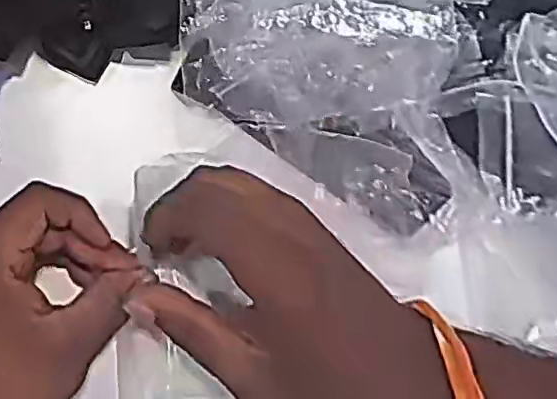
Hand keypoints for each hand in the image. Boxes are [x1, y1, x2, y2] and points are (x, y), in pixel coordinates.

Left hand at [0, 182, 147, 398]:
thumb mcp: (65, 344)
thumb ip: (107, 302)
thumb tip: (132, 277)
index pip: (45, 200)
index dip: (86, 220)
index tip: (113, 248)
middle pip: (46, 218)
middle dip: (90, 244)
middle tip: (122, 272)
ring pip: (43, 236)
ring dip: (81, 257)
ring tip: (112, 286)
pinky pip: (34, 255)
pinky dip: (65, 269)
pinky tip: (89, 292)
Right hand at [128, 166, 449, 398]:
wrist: (417, 384)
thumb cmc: (338, 386)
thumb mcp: (255, 377)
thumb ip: (191, 329)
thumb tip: (139, 296)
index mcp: (275, 265)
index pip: (203, 208)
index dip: (165, 218)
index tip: (151, 247)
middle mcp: (289, 229)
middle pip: (213, 184)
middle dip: (176, 204)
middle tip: (161, 241)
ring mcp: (304, 220)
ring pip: (233, 178)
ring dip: (199, 197)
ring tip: (187, 237)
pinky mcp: (313, 222)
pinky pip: (253, 187)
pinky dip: (224, 197)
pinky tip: (220, 233)